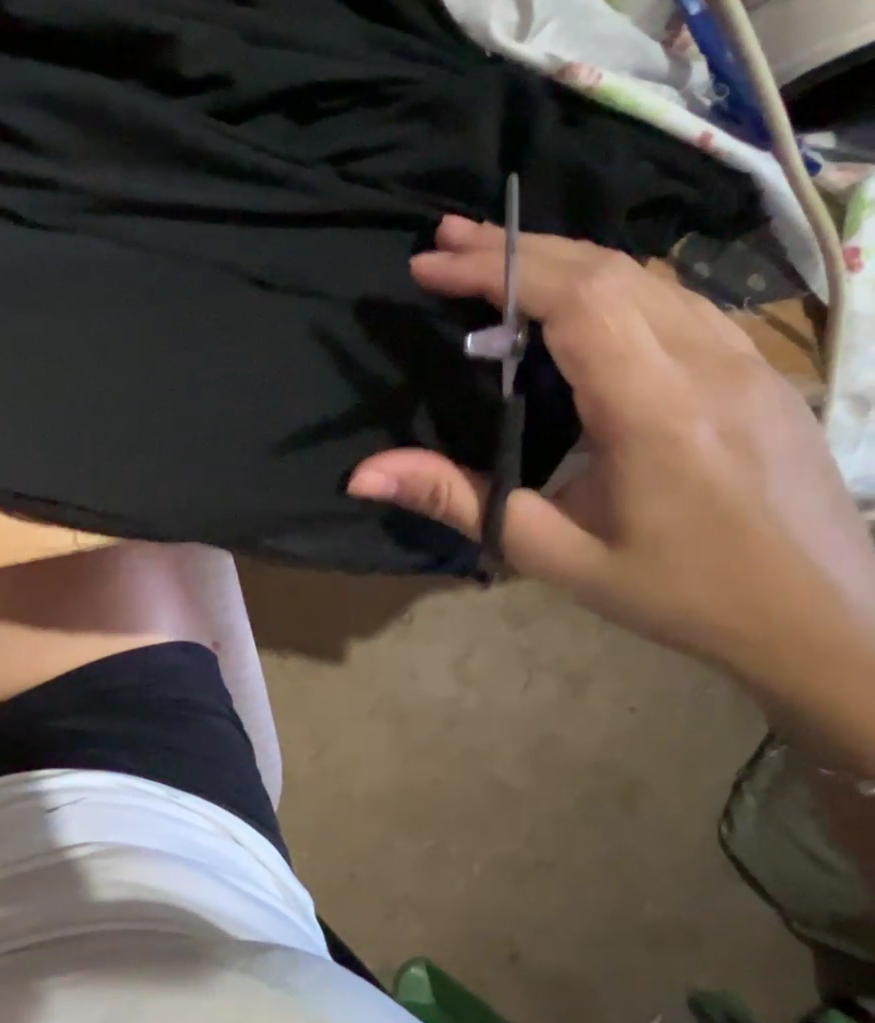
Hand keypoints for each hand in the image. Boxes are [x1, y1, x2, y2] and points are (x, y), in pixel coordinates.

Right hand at [349, 217, 874, 712]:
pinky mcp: (754, 366)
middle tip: (442, 242)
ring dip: (561, 257)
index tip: (429, 267)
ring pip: (646, 276)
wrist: (827, 613)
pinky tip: (563, 299)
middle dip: (518, 247)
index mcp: (657, 410)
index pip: (580, 301)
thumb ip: (458, 501)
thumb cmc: (680, 589)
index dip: (499, 270)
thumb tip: (361, 474)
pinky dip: (602, 281)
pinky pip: (672, 299)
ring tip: (488, 255)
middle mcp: (709, 365)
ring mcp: (744, 358)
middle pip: (610, 271)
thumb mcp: (553, 553)